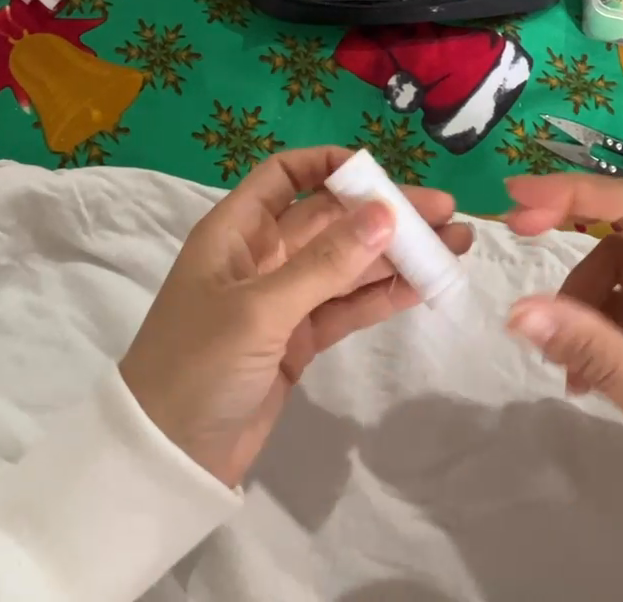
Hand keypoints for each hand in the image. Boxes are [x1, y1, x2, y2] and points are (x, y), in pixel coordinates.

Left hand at [119, 147, 472, 487]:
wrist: (167, 458)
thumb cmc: (197, 365)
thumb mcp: (259, 309)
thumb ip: (325, 263)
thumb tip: (386, 213)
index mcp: (237, 231)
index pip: (285, 175)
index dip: (331, 165)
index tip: (383, 173)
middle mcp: (262, 255)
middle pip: (330, 218)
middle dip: (384, 212)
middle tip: (445, 213)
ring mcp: (284, 298)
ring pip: (348, 263)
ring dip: (396, 254)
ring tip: (455, 246)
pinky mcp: (300, 338)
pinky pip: (348, 306)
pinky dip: (383, 296)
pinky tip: (425, 285)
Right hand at [502, 174, 622, 539]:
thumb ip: (592, 351)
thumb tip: (517, 310)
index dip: (577, 192)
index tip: (518, 195)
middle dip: (568, 237)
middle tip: (517, 237)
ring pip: (616, 274)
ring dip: (580, 305)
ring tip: (566, 366)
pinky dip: (593, 332)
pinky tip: (582, 378)